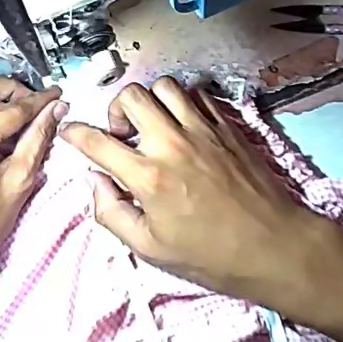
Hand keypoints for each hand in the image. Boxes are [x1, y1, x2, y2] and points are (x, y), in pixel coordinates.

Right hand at [57, 77, 342, 307]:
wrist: (272, 245)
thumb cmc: (210, 255)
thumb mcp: (150, 249)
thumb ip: (112, 212)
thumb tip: (94, 180)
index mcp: (148, 177)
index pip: (97, 142)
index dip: (75, 133)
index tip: (70, 132)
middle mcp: (172, 143)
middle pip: (130, 96)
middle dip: (116, 111)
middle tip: (124, 136)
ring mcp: (203, 129)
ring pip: (165, 85)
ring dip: (151, 101)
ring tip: (154, 126)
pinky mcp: (227, 125)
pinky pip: (198, 94)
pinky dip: (184, 102)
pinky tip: (185, 125)